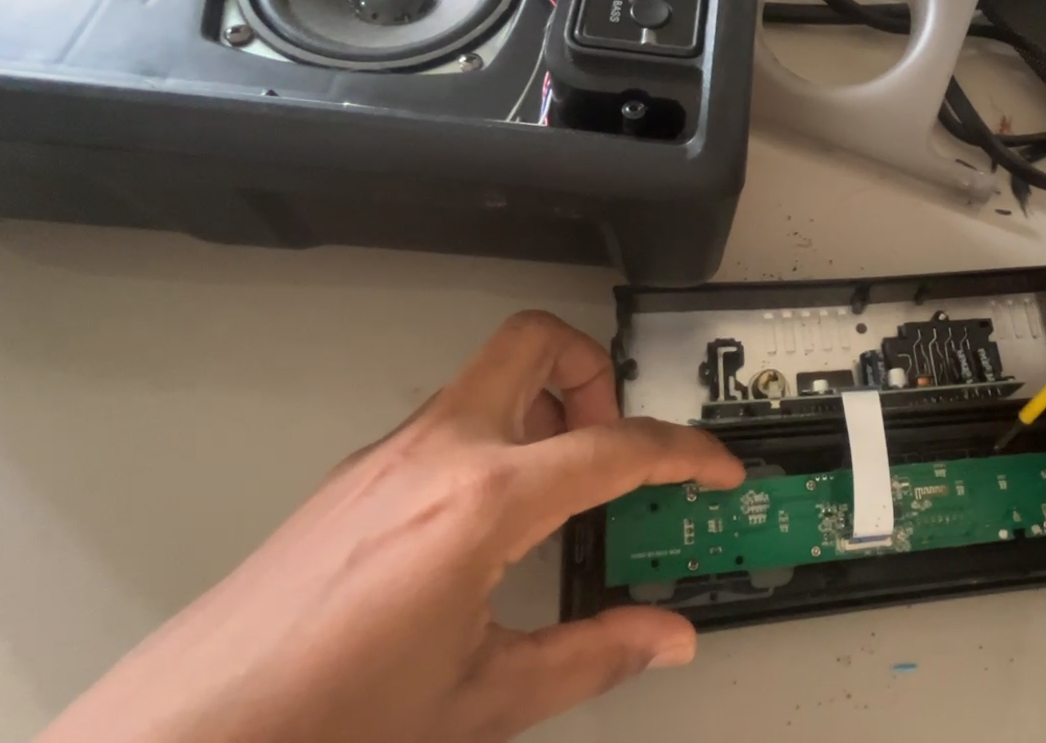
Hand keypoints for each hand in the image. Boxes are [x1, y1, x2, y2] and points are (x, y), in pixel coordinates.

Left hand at [37, 311, 743, 742]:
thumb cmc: (330, 727)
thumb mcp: (483, 702)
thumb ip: (592, 657)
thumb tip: (670, 638)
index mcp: (483, 500)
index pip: (615, 447)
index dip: (685, 453)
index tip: (716, 471)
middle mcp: (438, 450)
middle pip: (534, 341)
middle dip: (595, 372)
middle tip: (615, 443)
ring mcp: (389, 454)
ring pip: (490, 374)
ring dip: (546, 403)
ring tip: (565, 488)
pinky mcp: (357, 475)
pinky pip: (454, 418)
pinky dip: (501, 436)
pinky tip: (496, 523)